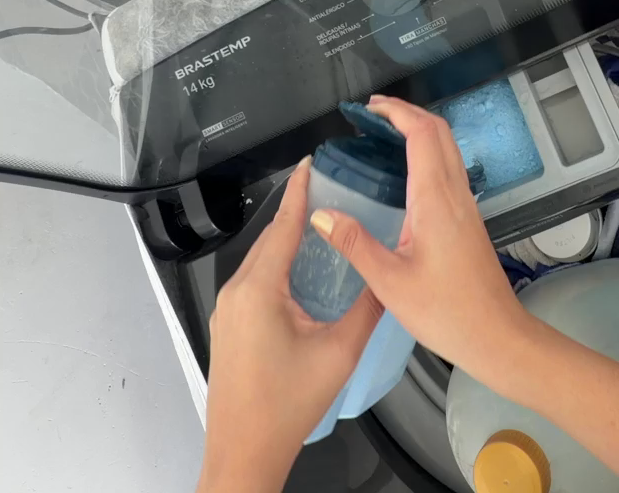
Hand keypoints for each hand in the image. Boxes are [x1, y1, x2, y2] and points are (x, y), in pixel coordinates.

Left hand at [197, 159, 383, 492]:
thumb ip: (368, 307)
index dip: (299, 191)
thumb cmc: (288, 405)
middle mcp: (237, 291)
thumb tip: (390, 276)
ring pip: (261, 259)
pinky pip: (254, 279)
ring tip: (318, 219)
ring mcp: (228, 309)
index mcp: (260, 289)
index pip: (283, 225)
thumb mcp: (340, 352)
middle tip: (327, 187)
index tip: (311, 162)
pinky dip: (278, 261)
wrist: (243, 455)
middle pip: (270, 237)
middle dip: (297, 209)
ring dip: (287, 236)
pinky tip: (299, 266)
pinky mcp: (228, 325)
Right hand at [309, 96, 533, 384]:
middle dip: (407, 112)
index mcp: (435, 198)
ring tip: (385, 133)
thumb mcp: (389, 282)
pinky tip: (405, 170)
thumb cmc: (446, 312)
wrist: (497, 335)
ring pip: (447, 147)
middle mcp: (454, 191)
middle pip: (438, 131)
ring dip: (419, 129)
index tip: (369, 107)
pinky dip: (427, 151)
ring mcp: (465, 202)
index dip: (396, 112)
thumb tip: (321, 214)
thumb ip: (354, 243)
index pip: (421, 133)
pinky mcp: (467, 216)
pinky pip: (448, 166)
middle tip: (373, 113)